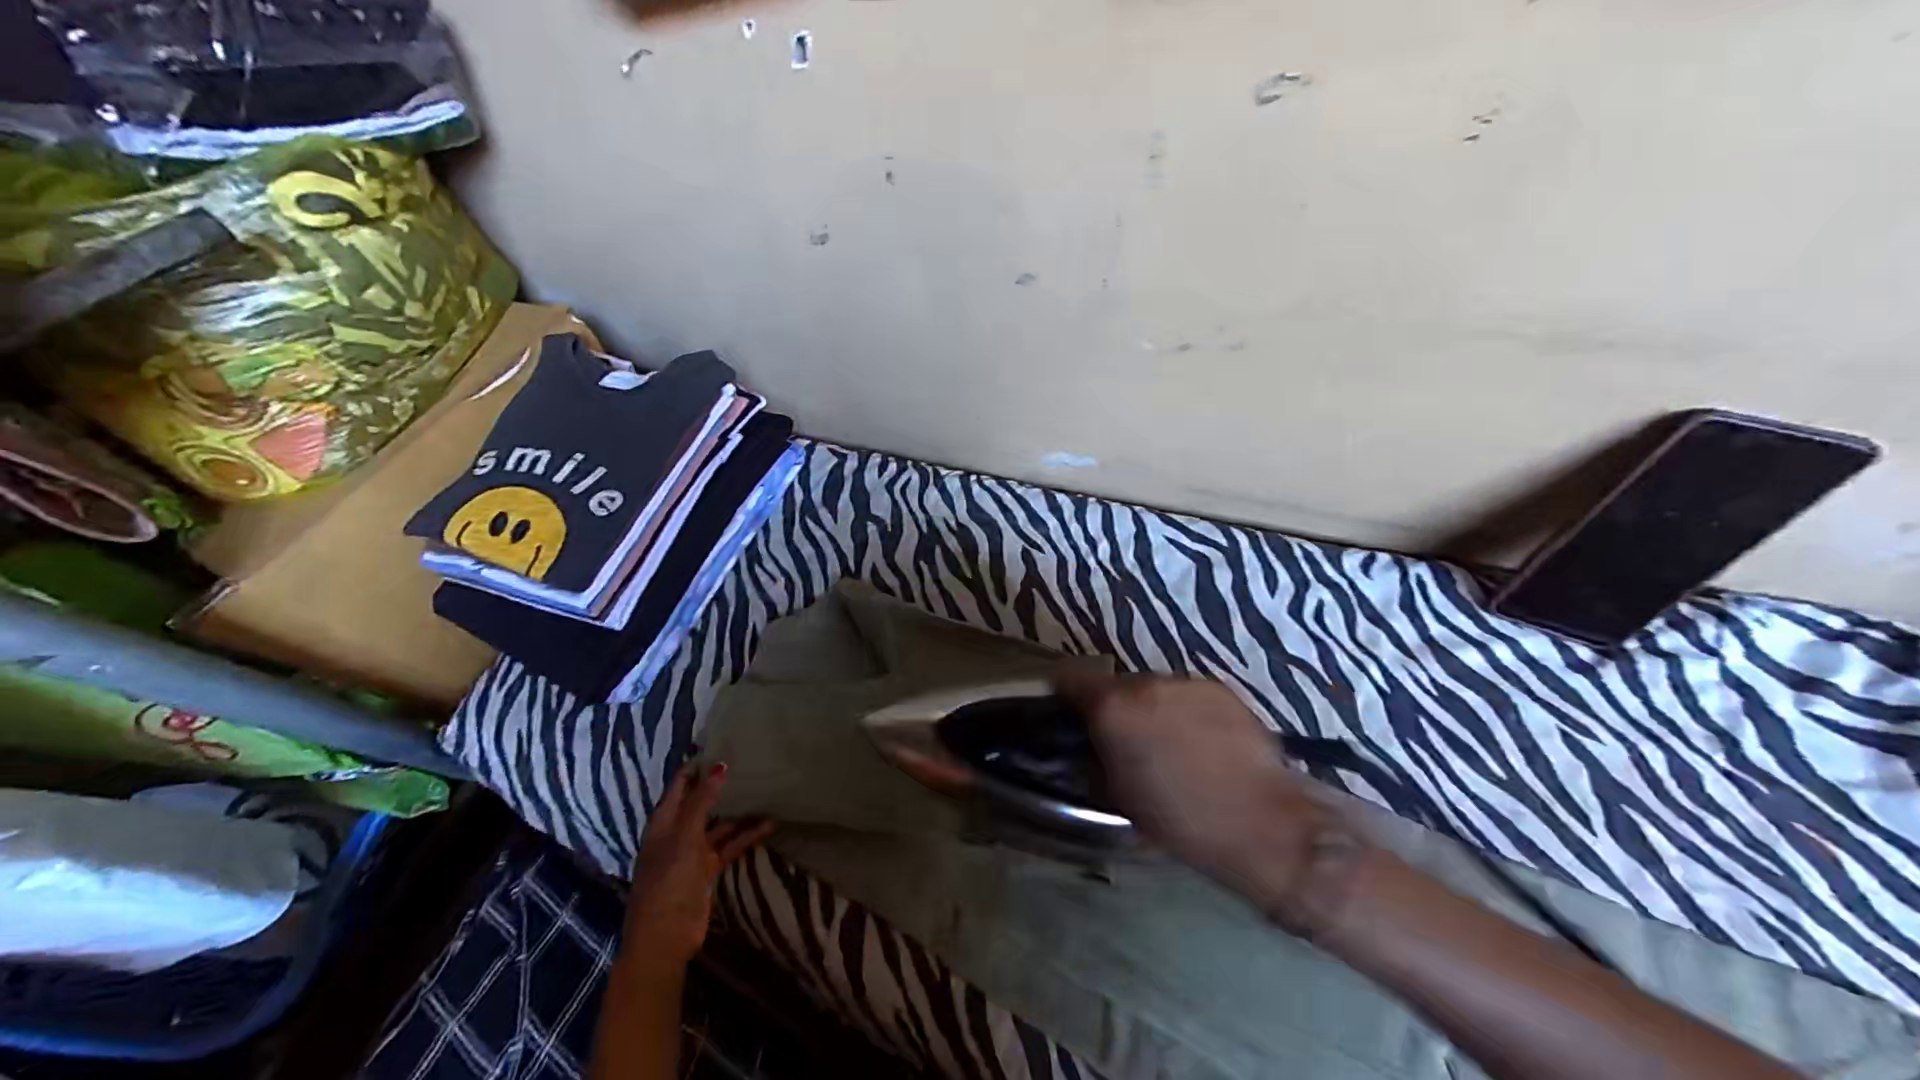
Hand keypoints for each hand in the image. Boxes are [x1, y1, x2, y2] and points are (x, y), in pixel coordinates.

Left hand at [625, 763, 773, 964]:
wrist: (665, 936)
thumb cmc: (669, 880)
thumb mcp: (685, 837)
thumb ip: (703, 801)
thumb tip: (720, 766)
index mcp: (663, 823)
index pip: (679, 787)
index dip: (696, 768)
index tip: (721, 747)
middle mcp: (676, 834)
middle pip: (700, 804)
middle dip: (720, 787)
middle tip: (748, 764)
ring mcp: (692, 853)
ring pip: (718, 825)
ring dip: (738, 812)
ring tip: (764, 791)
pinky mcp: (707, 871)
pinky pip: (729, 846)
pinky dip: (746, 836)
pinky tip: (769, 824)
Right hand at [1056, 671, 1343, 928]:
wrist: (1263, 822)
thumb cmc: (1180, 819)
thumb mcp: (1117, 796)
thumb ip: (1092, 759)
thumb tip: (1085, 747)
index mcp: (1112, 707)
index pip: (1069, 676)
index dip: (1063, 694)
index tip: (1068, 715)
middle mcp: (1146, 682)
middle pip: (1115, 684)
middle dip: (1114, 708)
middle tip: (1123, 742)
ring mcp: (1185, 682)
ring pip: (1152, 689)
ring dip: (1150, 709)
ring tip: (1168, 747)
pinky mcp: (1220, 689)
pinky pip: (1186, 695)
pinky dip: (1183, 712)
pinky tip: (1201, 745)